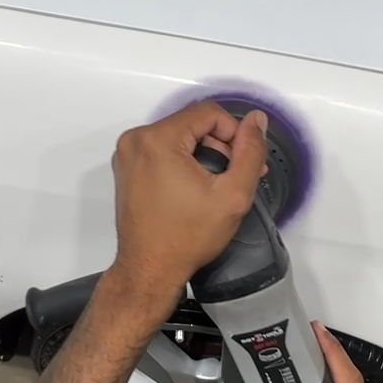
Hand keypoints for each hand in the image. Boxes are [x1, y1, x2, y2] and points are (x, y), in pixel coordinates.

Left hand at [110, 101, 268, 294]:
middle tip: (236, 174)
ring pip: (178, 136)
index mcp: (157, 140)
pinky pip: (162, 150)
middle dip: (219, 145)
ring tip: (217, 184)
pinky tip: (195, 188)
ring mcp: (127, 155)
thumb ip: (251, 152)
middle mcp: (136, 141)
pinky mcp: (127, 169)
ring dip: (203, 153)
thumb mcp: (232, 194)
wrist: (150, 269)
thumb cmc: (186, 237)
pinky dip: (182, 161)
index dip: (233, 133)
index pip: (207, 113)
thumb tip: (256, 120)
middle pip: (191, 123)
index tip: (241, 161)